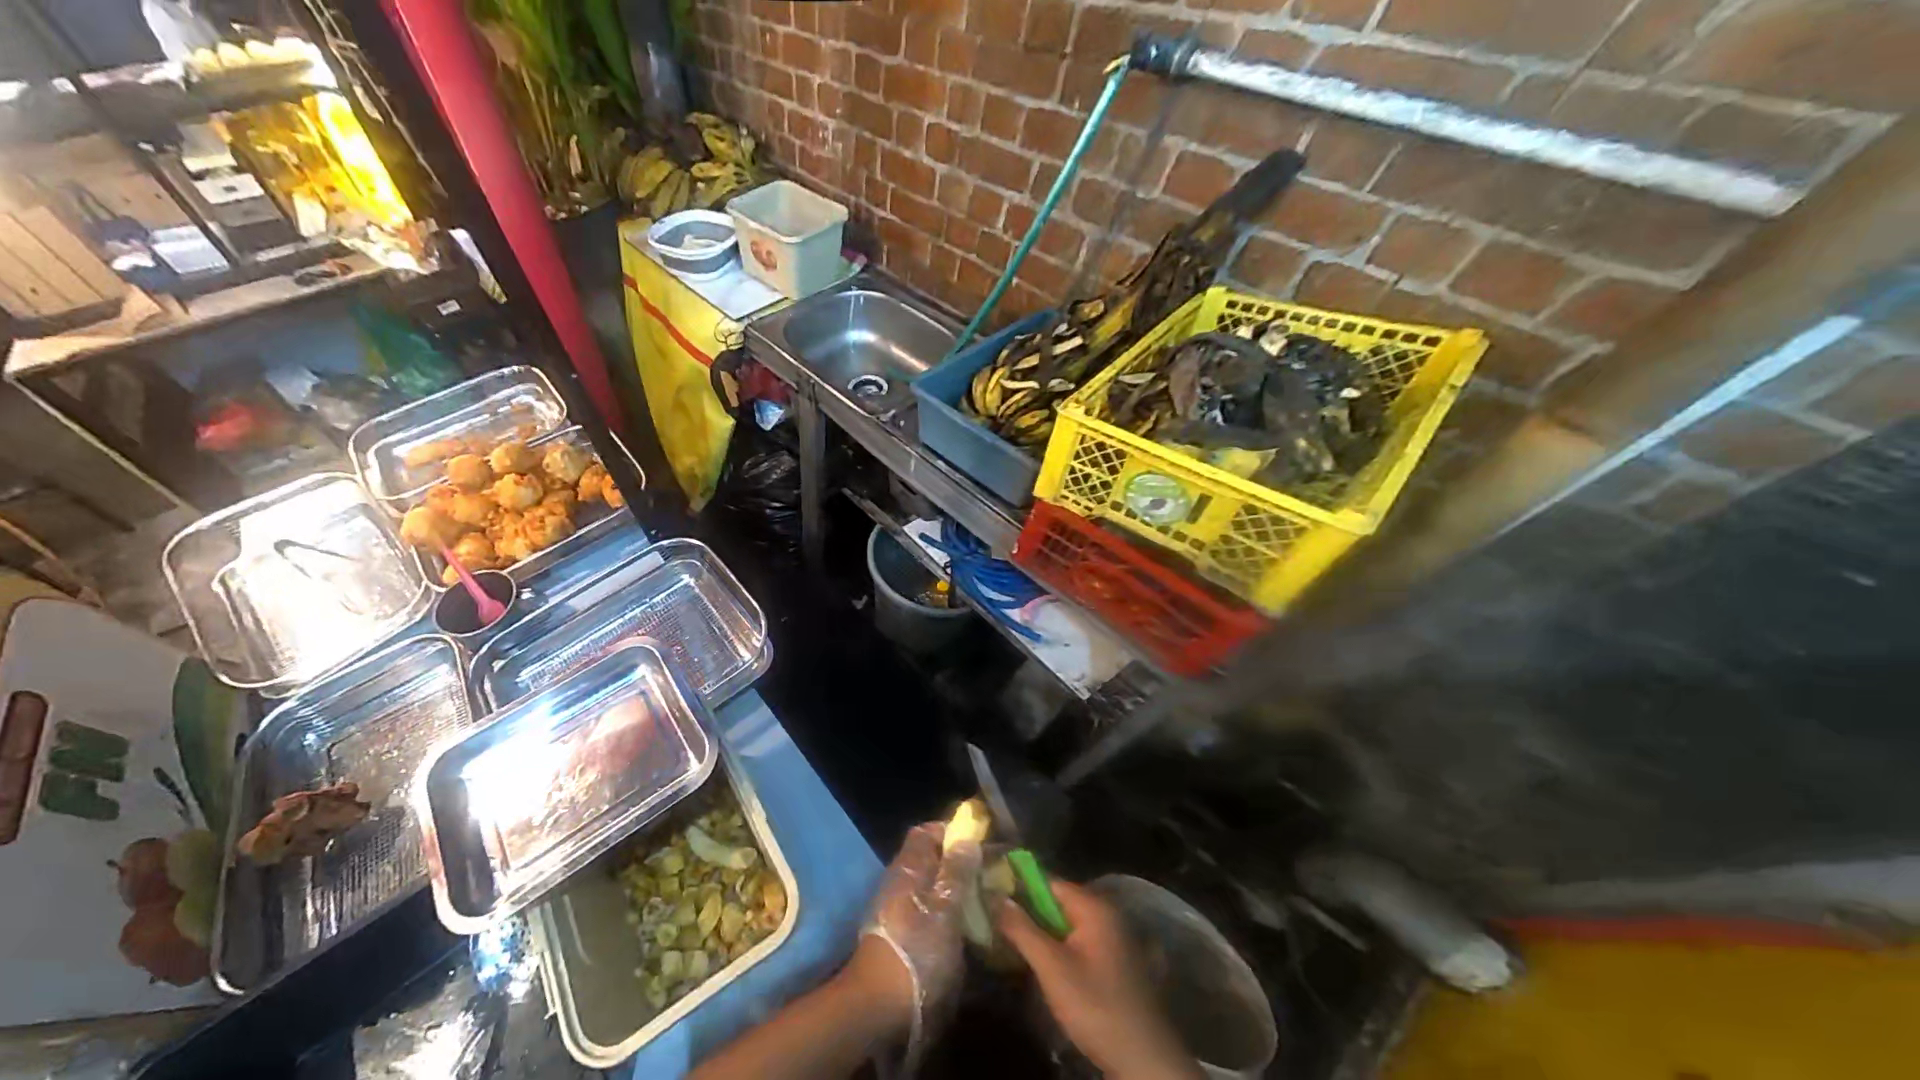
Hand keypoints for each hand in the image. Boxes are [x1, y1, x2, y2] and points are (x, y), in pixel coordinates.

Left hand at [860, 821, 982, 1048]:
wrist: (881, 1006)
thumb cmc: (917, 949)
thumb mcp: (945, 906)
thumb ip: (956, 870)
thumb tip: (967, 837)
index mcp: (908, 868)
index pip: (927, 833)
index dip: (952, 831)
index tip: (980, 841)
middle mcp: (902, 882)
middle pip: (932, 860)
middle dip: (960, 862)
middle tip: (991, 873)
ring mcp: (901, 910)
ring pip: (934, 886)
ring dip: (958, 889)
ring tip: (987, 900)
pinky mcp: (905, 936)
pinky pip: (932, 911)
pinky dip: (951, 912)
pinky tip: (970, 927)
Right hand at [996, 882, 1201, 1079]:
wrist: (1143, 1058)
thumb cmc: (1095, 1005)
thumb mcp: (1051, 967)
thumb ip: (1022, 929)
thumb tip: (997, 896)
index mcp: (1095, 907)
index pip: (1050, 882)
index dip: (1020, 888)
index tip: (994, 900)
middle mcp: (1109, 914)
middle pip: (1061, 902)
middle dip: (1031, 913)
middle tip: (1001, 928)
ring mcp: (1118, 938)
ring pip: (1071, 925)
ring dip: (1046, 933)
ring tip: (1017, 947)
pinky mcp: (1120, 962)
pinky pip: (1084, 942)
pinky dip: (1064, 947)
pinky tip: (1047, 965)